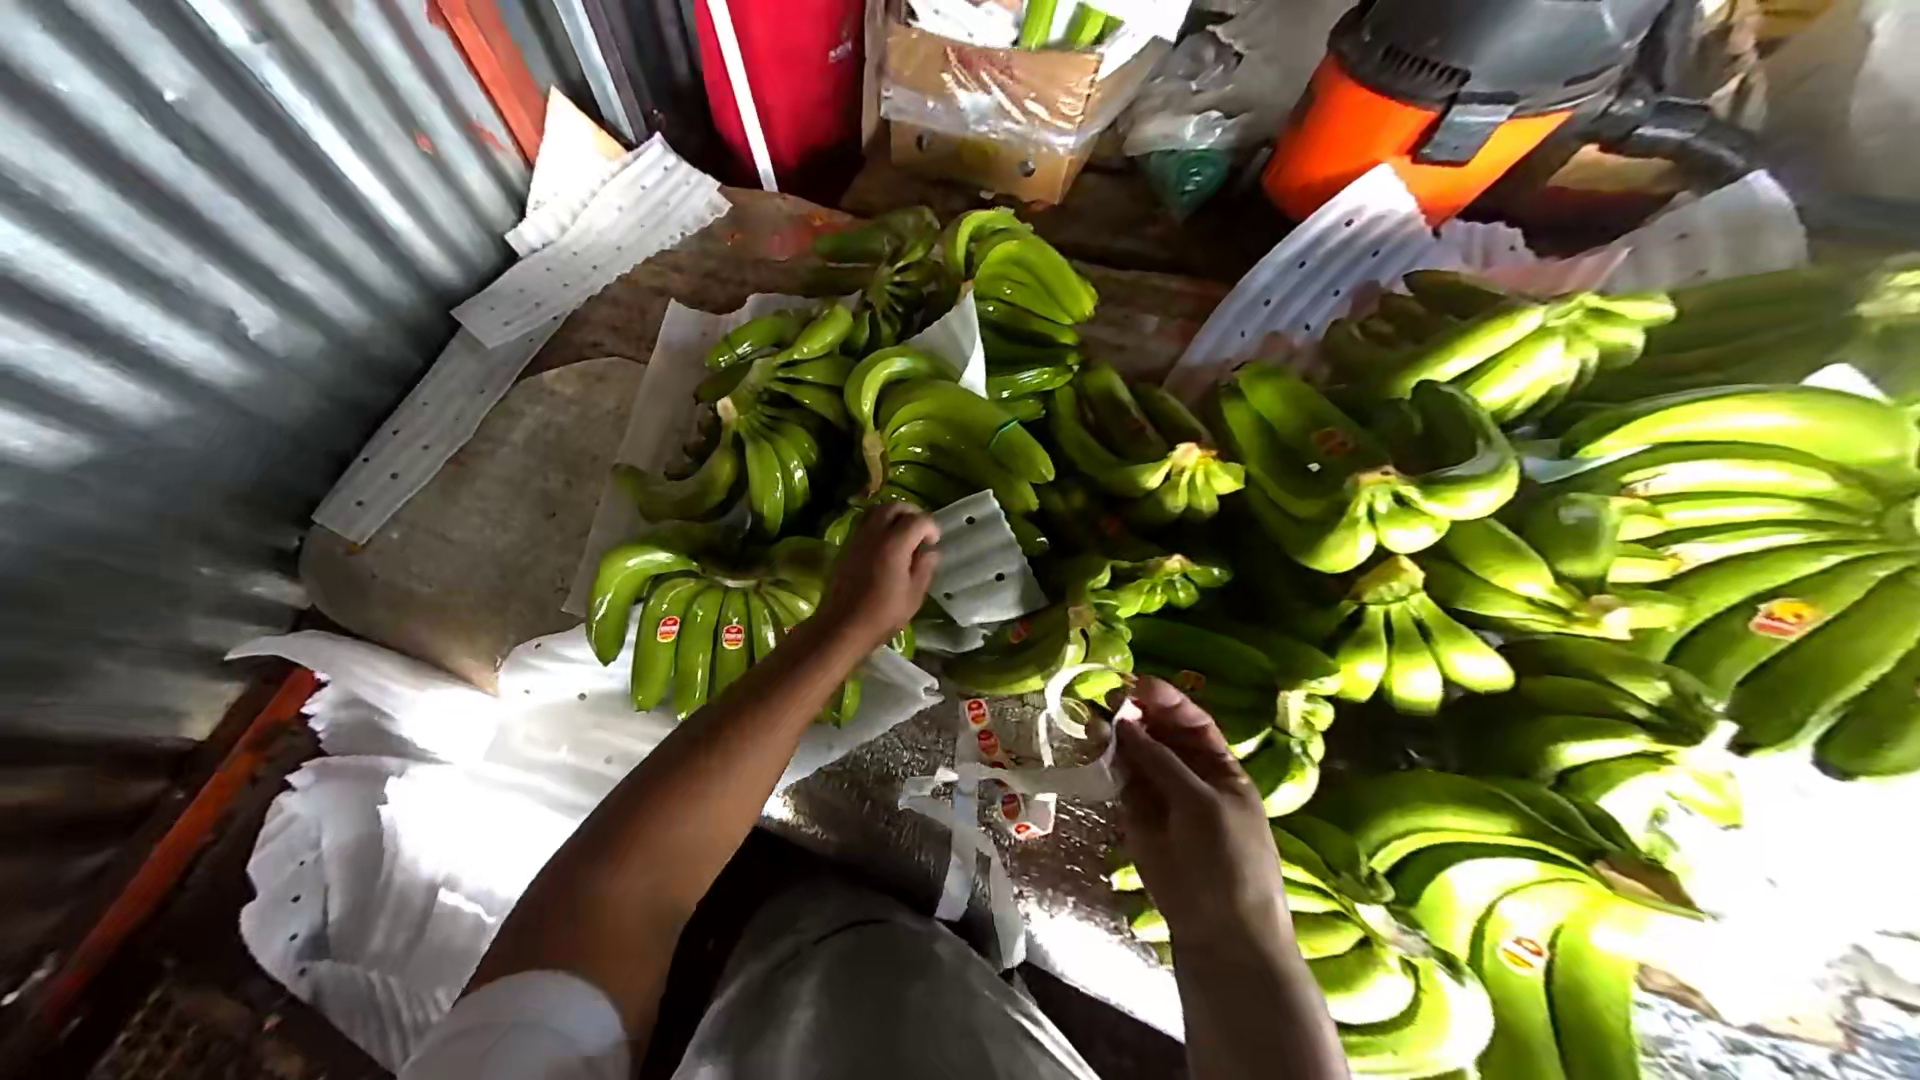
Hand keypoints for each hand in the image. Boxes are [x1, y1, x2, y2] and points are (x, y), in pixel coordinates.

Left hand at [813, 503, 940, 653]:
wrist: (842, 626)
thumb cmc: (882, 614)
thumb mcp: (914, 595)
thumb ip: (925, 567)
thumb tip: (930, 551)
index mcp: (895, 544)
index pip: (919, 519)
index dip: (931, 528)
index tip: (933, 544)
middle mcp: (874, 533)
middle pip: (895, 506)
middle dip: (912, 513)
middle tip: (920, 532)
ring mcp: (857, 538)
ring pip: (876, 510)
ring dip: (893, 515)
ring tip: (903, 534)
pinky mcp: (846, 546)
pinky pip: (864, 523)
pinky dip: (878, 524)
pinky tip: (885, 544)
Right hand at [1113, 677, 1288, 948]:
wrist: (1219, 926)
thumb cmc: (1228, 858)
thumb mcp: (1203, 803)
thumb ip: (1163, 762)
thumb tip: (1127, 723)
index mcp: (1218, 765)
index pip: (1193, 722)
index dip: (1169, 701)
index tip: (1140, 683)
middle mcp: (1187, 772)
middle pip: (1160, 732)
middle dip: (1138, 712)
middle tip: (1111, 696)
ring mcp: (1160, 792)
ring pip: (1136, 753)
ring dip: (1118, 733)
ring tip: (1096, 716)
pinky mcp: (1135, 811)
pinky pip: (1119, 778)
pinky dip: (1106, 760)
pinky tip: (1093, 744)